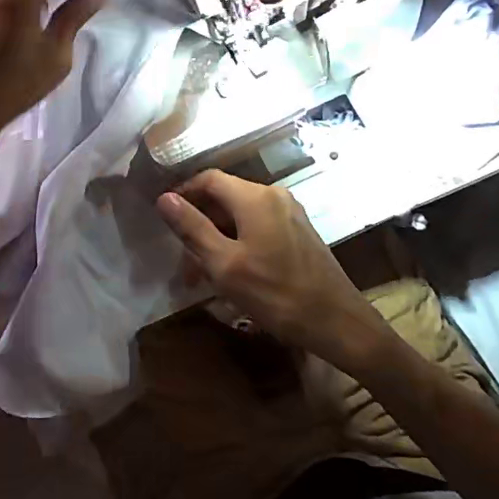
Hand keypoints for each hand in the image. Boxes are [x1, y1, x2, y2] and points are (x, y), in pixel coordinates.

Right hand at [156, 170, 389, 368]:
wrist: (335, 320)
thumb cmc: (275, 293)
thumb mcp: (224, 264)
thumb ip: (192, 228)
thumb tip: (164, 198)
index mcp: (255, 197)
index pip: (209, 178)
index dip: (183, 192)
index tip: (163, 216)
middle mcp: (274, 195)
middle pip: (225, 196)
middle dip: (199, 222)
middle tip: (182, 258)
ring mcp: (290, 212)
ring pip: (241, 214)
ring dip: (218, 237)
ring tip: (202, 273)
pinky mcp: (298, 231)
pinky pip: (259, 226)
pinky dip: (238, 241)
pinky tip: (231, 272)